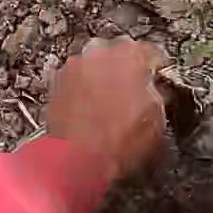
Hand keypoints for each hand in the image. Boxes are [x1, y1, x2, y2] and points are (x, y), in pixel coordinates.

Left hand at [45, 37, 167, 180]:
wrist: (78, 161)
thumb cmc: (120, 141)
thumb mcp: (157, 119)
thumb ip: (157, 93)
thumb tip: (153, 88)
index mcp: (130, 55)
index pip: (147, 50)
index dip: (153, 67)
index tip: (154, 76)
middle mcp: (100, 51)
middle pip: (117, 53)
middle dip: (124, 69)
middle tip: (130, 92)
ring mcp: (75, 65)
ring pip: (93, 64)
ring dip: (100, 77)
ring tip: (106, 103)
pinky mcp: (55, 81)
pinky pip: (75, 78)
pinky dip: (81, 88)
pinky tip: (87, 109)